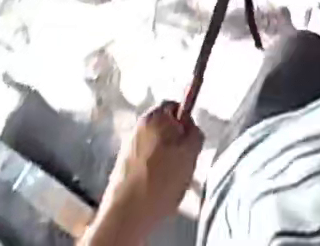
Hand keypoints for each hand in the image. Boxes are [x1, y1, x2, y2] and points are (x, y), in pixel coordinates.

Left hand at [87, 102, 203, 244]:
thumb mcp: (190, 154)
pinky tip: (159, 189)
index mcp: (154, 116)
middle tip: (185, 163)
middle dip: (178, 144)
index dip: (187, 121)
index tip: (193, 139)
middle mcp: (139, 126)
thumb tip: (193, 129)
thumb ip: (196, 135)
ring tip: (172, 181)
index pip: (175, 105)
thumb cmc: (160, 180)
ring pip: (158, 147)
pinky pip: (147, 163)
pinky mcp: (124, 166)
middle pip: (166, 128)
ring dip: (167, 160)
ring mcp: (130, 145)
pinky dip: (155, 173)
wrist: (127, 213)